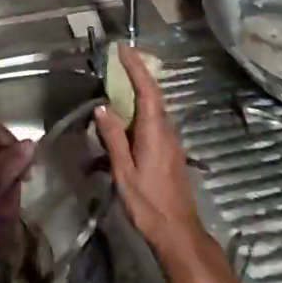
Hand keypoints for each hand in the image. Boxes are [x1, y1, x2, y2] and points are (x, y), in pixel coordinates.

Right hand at [95, 46, 204, 256]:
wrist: (179, 233)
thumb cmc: (149, 203)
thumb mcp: (124, 172)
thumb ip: (113, 137)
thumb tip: (102, 107)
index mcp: (155, 131)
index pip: (147, 89)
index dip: (136, 67)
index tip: (123, 49)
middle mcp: (167, 131)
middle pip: (153, 94)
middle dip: (137, 74)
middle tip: (118, 59)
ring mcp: (171, 142)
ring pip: (154, 108)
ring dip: (138, 92)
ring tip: (117, 84)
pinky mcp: (170, 152)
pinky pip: (154, 122)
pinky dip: (140, 110)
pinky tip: (125, 119)